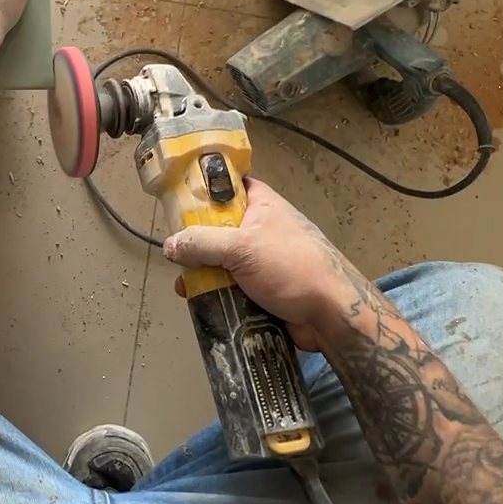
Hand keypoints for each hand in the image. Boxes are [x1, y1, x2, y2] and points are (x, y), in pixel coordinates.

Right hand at [161, 178, 367, 350]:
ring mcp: (261, 260)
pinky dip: (214, 292)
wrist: (331, 317)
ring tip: (185, 286)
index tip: (177, 203)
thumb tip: (170, 246)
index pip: (228, 186)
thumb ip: (202, 242)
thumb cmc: (293, 268)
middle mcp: (261, 228)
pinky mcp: (261, 288)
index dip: (203, 191)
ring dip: (202, 272)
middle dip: (195, 242)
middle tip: (177, 253)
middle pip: (217, 227)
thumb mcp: (242, 248)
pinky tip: (199, 302)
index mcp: (262, 205)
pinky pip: (229, 285)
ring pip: (220, 260)